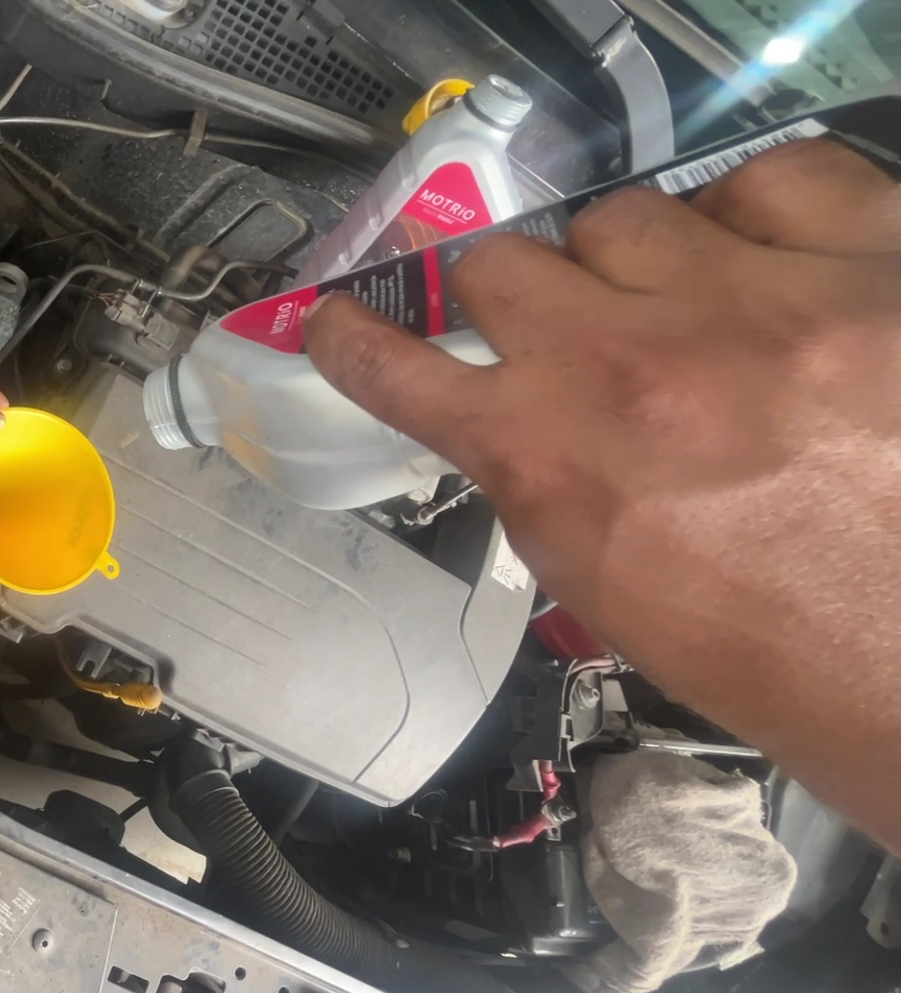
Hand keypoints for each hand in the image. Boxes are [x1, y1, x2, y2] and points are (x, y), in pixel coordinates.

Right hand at [304, 139, 900, 844]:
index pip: (390, 368)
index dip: (344, 337)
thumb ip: (520, 466)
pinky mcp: (882, 261)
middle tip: (545, 323)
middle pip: (499, 261)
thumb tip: (504, 413)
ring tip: (671, 300)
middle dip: (505, 293)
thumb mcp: (574, 564)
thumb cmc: (732, 630)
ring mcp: (750, 298)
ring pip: (620, 215)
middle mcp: (616, 356)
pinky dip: (750, 214)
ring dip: (621, 260)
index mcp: (530, 445)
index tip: (329, 320)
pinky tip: (763, 263)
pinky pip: (773, 179)